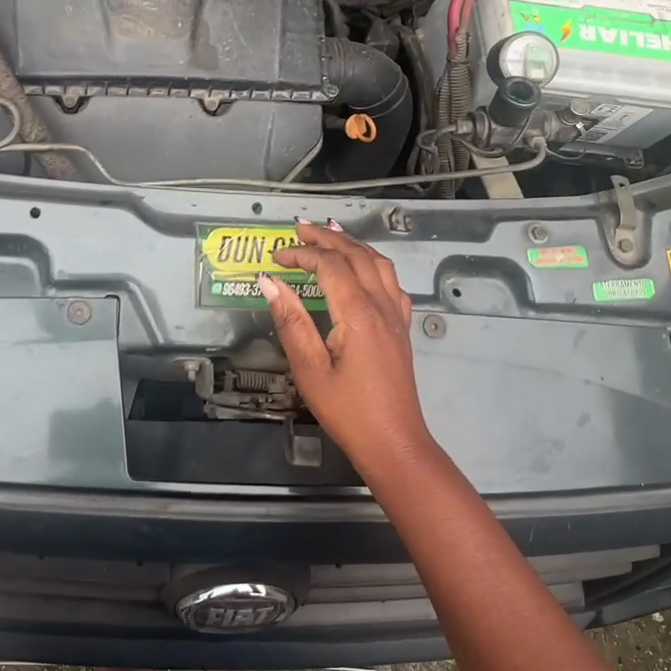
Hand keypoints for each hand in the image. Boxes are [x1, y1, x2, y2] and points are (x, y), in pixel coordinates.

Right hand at [259, 220, 434, 471]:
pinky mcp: (401, 329)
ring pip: (378, 264)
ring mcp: (396, 316)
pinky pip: (391, 282)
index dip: (301, 254)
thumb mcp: (309, 368)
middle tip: (299, 227)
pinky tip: (363, 270)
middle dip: (326, 237)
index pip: (329, 265)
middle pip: (356, 255)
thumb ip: (291, 320)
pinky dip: (373, 265)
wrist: (394, 443)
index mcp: (357, 313)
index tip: (276, 256)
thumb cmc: (347, 410)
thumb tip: (269, 281)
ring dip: (353, 244)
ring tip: (331, 234)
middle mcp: (381, 306)